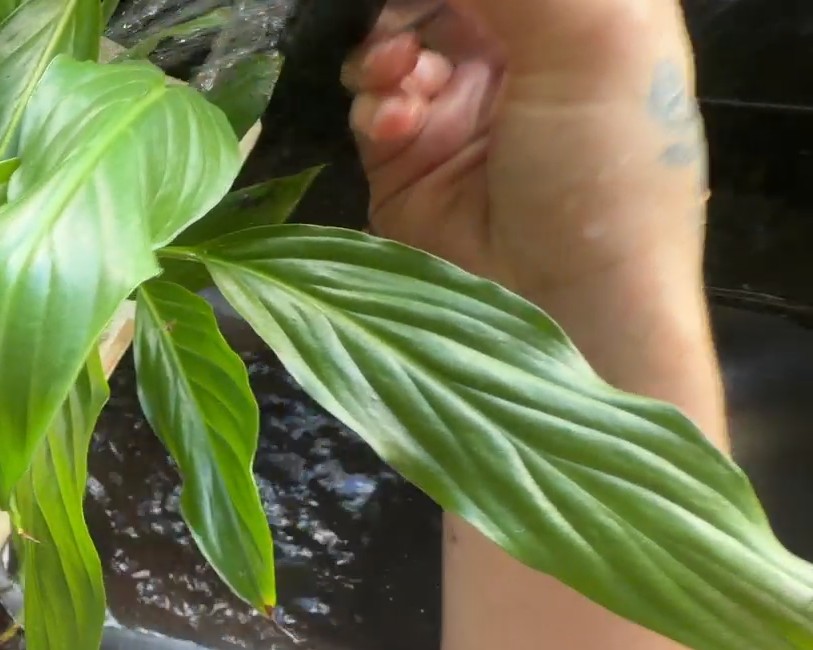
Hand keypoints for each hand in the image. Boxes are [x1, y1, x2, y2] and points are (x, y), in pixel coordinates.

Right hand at [344, 0, 712, 391]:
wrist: (547, 297)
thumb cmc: (602, 166)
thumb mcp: (596, 40)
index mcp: (582, 16)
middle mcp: (515, 57)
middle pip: (442, 3)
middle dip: (415, 4)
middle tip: (403, 24)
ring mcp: (452, 113)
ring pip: (395, 51)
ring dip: (385, 57)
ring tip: (392, 80)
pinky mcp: (400, 163)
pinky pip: (369, 112)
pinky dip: (373, 109)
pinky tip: (394, 125)